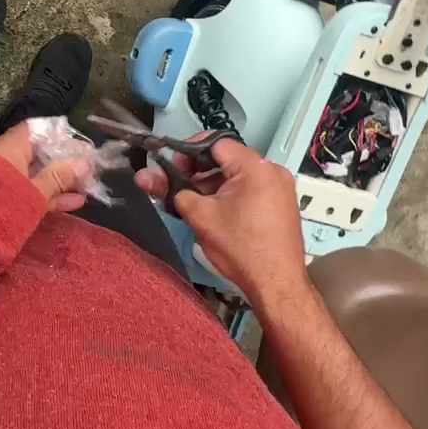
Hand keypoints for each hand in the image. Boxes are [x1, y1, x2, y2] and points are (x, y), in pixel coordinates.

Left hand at [0, 121, 92, 212]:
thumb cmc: (2, 211)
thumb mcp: (35, 194)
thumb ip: (59, 176)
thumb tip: (85, 161)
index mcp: (8, 148)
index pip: (36, 130)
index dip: (61, 136)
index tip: (83, 147)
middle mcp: (3, 158)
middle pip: (38, 152)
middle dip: (65, 161)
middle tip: (91, 170)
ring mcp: (2, 180)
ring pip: (35, 174)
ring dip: (60, 180)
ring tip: (88, 188)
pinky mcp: (2, 200)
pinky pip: (29, 190)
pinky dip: (48, 194)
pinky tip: (74, 202)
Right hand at [135, 137, 307, 298]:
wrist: (278, 286)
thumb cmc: (241, 248)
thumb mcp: (199, 216)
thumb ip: (169, 189)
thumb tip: (144, 177)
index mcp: (255, 167)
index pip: (215, 143)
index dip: (189, 152)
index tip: (174, 168)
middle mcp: (272, 171)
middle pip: (226, 158)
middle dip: (199, 170)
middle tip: (181, 186)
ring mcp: (281, 188)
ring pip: (237, 174)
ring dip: (213, 183)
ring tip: (196, 203)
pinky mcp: (283, 203)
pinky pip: (251, 187)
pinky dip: (230, 193)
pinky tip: (216, 212)